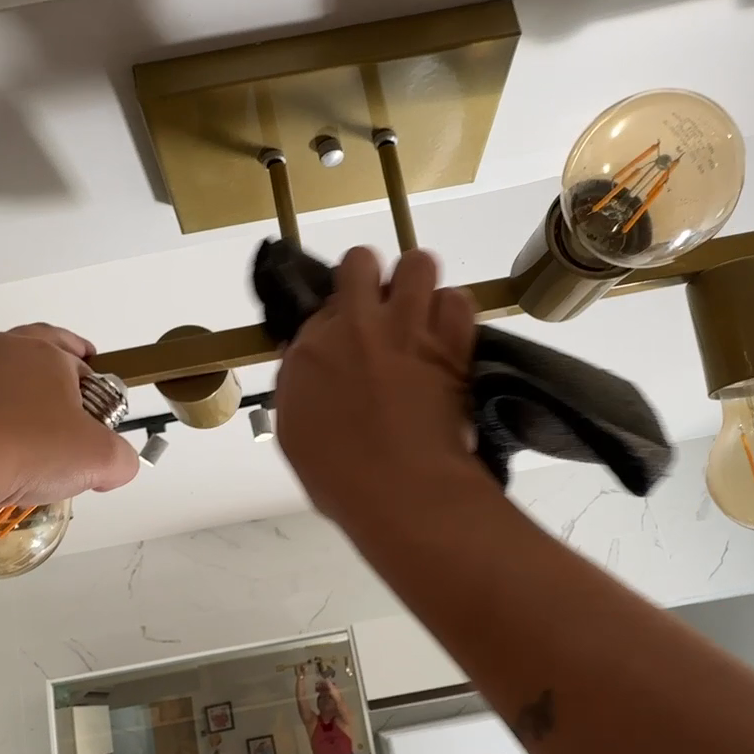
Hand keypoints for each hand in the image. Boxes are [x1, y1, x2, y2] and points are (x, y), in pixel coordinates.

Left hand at [0, 324, 138, 512]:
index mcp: (44, 352)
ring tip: (24, 443)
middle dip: (52, 383)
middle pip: (33, 357)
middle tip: (65, 414)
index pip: (76, 354)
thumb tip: (118, 465)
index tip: (97, 403)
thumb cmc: (25, 448)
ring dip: (12, 405)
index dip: (93, 380)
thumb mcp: (99, 461)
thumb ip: (122, 460)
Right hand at [275, 248, 483, 524]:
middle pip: (360, 261)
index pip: (319, 308)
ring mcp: (408, 330)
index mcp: (310, 350)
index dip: (333, 321)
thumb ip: (298, 389)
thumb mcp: (295, 435)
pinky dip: (453, 313)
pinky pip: (458, 300)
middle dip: (368, 277)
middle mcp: (356, 326)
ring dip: (416, 284)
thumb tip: (308, 364)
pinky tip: (447, 335)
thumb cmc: (340, 479)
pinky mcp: (452, 345)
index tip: (342, 341)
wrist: (403, 492)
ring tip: (418, 314)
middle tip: (377, 311)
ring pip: (418, 263)